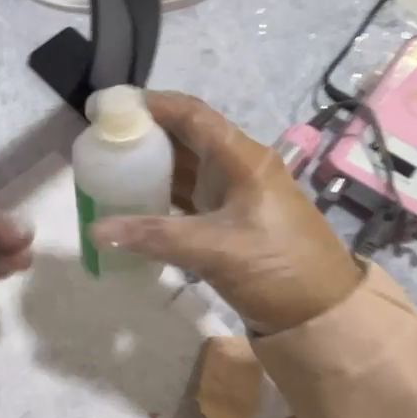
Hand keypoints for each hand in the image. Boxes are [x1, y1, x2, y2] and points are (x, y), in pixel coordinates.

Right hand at [89, 92, 360, 333]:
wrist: (320, 313)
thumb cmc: (278, 268)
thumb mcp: (217, 250)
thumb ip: (155, 237)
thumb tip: (96, 230)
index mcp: (242, 160)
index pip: (192, 115)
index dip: (151, 104)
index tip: (109, 105)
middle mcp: (235, 168)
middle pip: (183, 136)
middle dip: (142, 132)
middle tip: (98, 138)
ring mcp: (230, 195)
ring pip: (181, 166)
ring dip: (146, 163)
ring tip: (105, 165)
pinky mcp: (224, 220)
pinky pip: (183, 196)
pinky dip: (155, 194)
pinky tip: (127, 201)